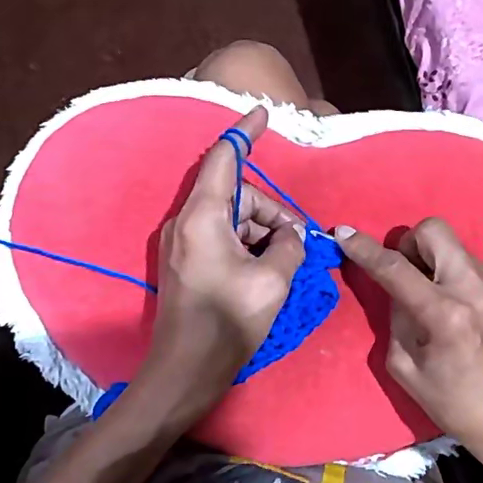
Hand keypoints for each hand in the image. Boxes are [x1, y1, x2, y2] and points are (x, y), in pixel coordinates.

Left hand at [129, 107, 305, 425]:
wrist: (185, 370)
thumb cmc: (228, 322)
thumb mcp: (273, 280)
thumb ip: (289, 245)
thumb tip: (292, 235)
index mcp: (203, 217)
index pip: (225, 158)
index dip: (245, 133)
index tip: (263, 112)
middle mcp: (187, 222)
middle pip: (237, 195)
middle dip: (271, 211)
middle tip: (299, 242)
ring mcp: (184, 244)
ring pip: (233, 218)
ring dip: (264, 232)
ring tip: (286, 264)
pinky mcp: (187, 263)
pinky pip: (223, 238)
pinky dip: (249, 245)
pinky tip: (269, 269)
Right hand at [333, 219, 482, 482]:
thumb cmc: (451, 401)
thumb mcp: (403, 366)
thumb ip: (395, 317)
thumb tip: (394, 286)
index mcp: (445, 316)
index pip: (396, 269)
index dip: (365, 249)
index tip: (345, 235)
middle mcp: (477, 291)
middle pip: (435, 231)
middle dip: (411, 244)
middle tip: (407, 273)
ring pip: (457, 249)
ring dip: (438, 265)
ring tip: (439, 300)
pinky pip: (478, 269)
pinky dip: (462, 282)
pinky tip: (467, 314)